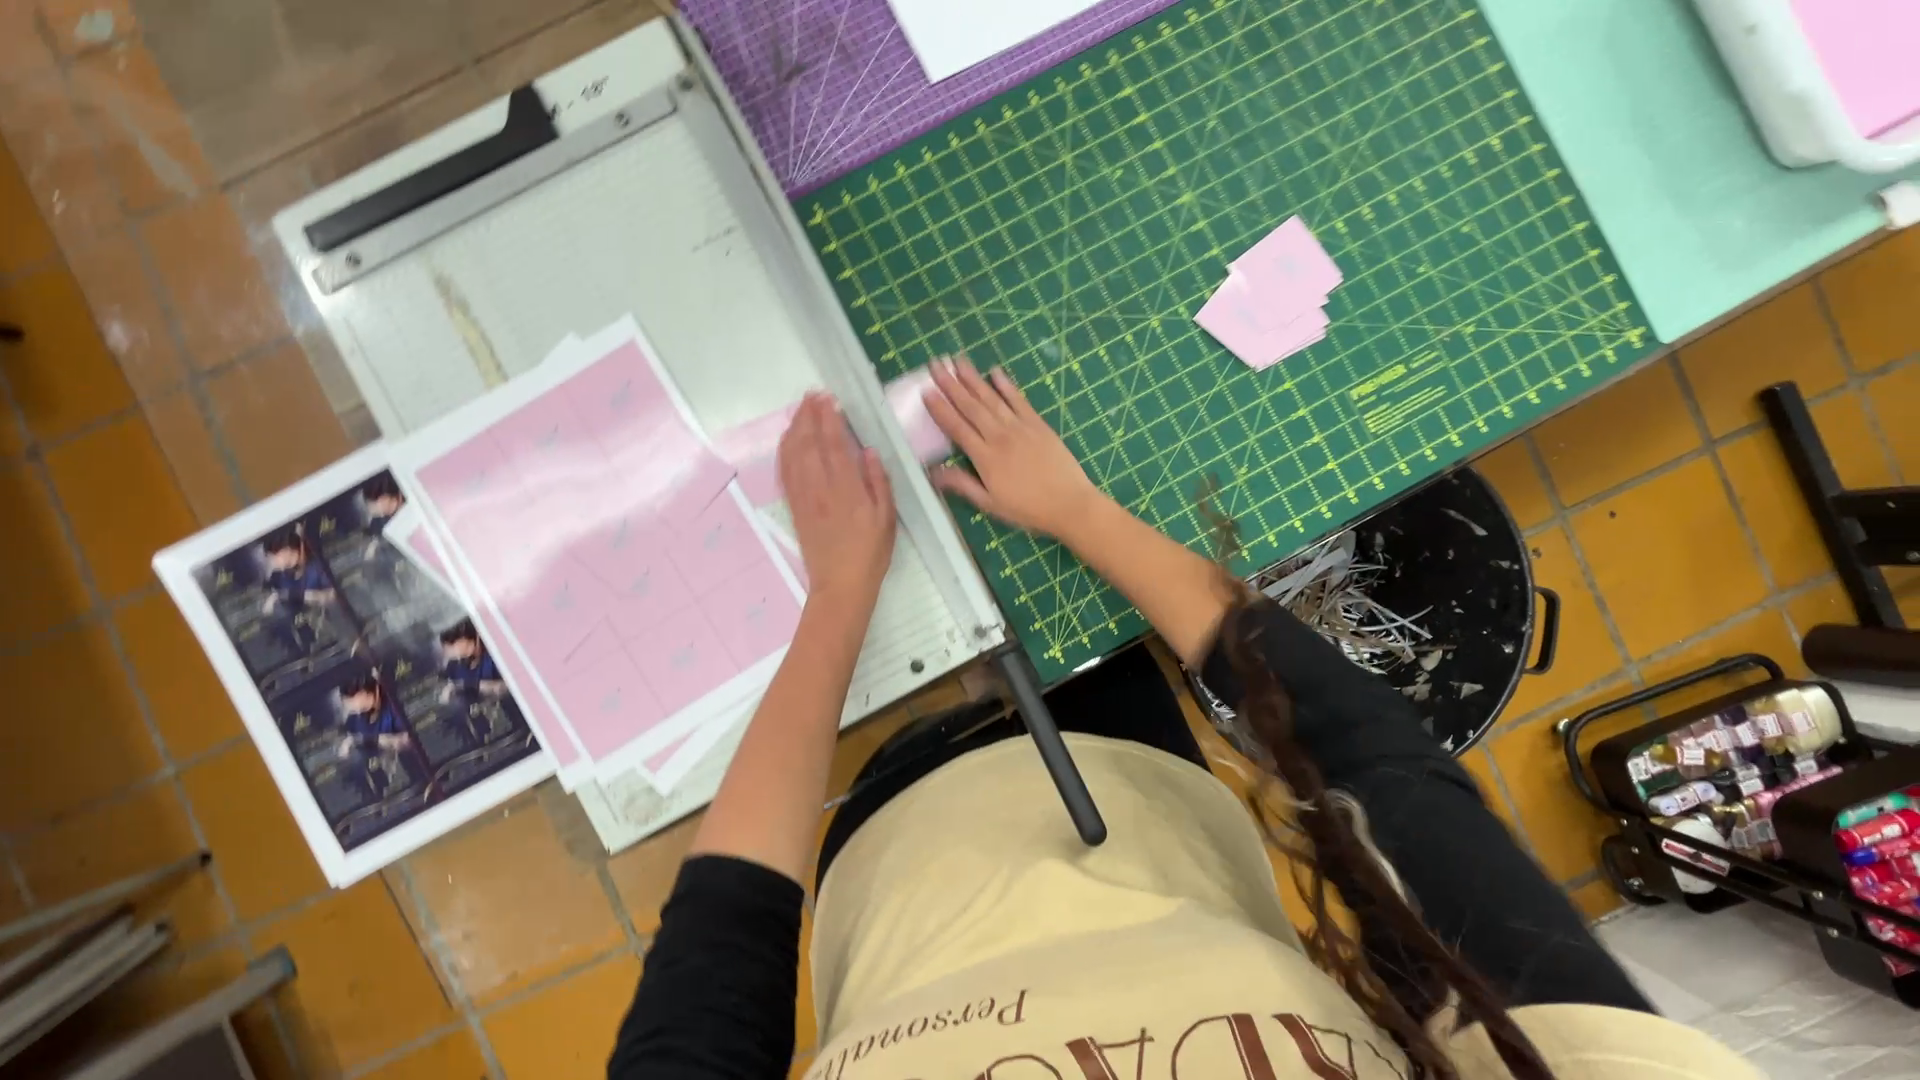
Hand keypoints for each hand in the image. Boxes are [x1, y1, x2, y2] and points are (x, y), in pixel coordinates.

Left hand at [778, 393, 896, 608]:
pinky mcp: (794, 507)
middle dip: (808, 415)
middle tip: (812, 395)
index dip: (828, 418)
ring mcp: (804, 497)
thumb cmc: (871, 552)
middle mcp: (820, 487)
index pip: (833, 443)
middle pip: (809, 442)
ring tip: (800, 410)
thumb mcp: (887, 517)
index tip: (828, 399)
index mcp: (847, 488)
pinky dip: (785, 451)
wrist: (841, 584)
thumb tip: (869, 451)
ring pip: (793, 454)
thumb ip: (878, 481)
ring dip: (794, 428)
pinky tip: (788, 441)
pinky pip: (785, 472)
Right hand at [923, 355, 1102, 538]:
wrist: (1069, 504)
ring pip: (991, 398)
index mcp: (985, 458)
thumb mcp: (990, 504)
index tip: (926, 391)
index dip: (940, 409)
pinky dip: (1006, 385)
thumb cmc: (1028, 509)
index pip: (956, 428)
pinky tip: (994, 371)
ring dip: (973, 379)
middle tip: (936, 364)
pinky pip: (1019, 400)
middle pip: (970, 407)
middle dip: (951, 384)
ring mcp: (1020, 427)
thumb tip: (933, 472)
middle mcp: (999, 436)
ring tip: (958, 361)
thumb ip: (962, 485)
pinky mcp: (1038, 424)